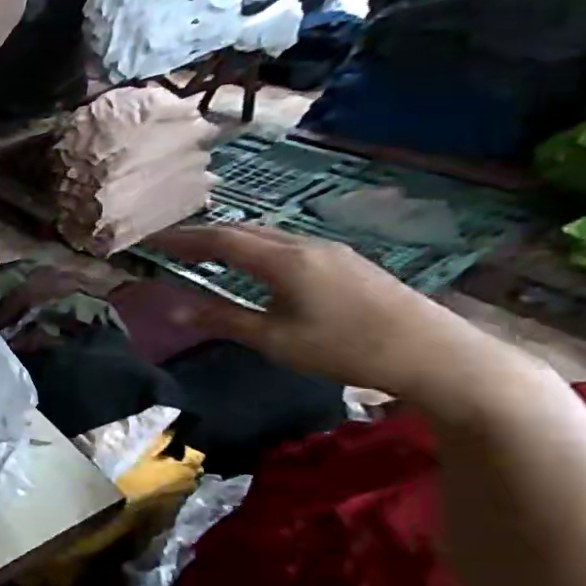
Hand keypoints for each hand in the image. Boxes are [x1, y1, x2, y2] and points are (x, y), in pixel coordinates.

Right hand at [150, 225, 536, 403]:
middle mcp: (304, 245)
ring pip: (266, 234)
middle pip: (242, 229)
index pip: (219, 240)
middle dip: (201, 234)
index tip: (150, 240)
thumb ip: (223, 320)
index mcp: (283, 260)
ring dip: (230, 238)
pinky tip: (253, 263)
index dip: (181, 239)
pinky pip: (286, 243)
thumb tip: (172, 310)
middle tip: (170, 244)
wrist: (435, 355)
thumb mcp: (276, 340)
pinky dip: (255, 246)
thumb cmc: (346, 348)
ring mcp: (330, 250)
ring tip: (203, 251)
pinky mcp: (346, 262)